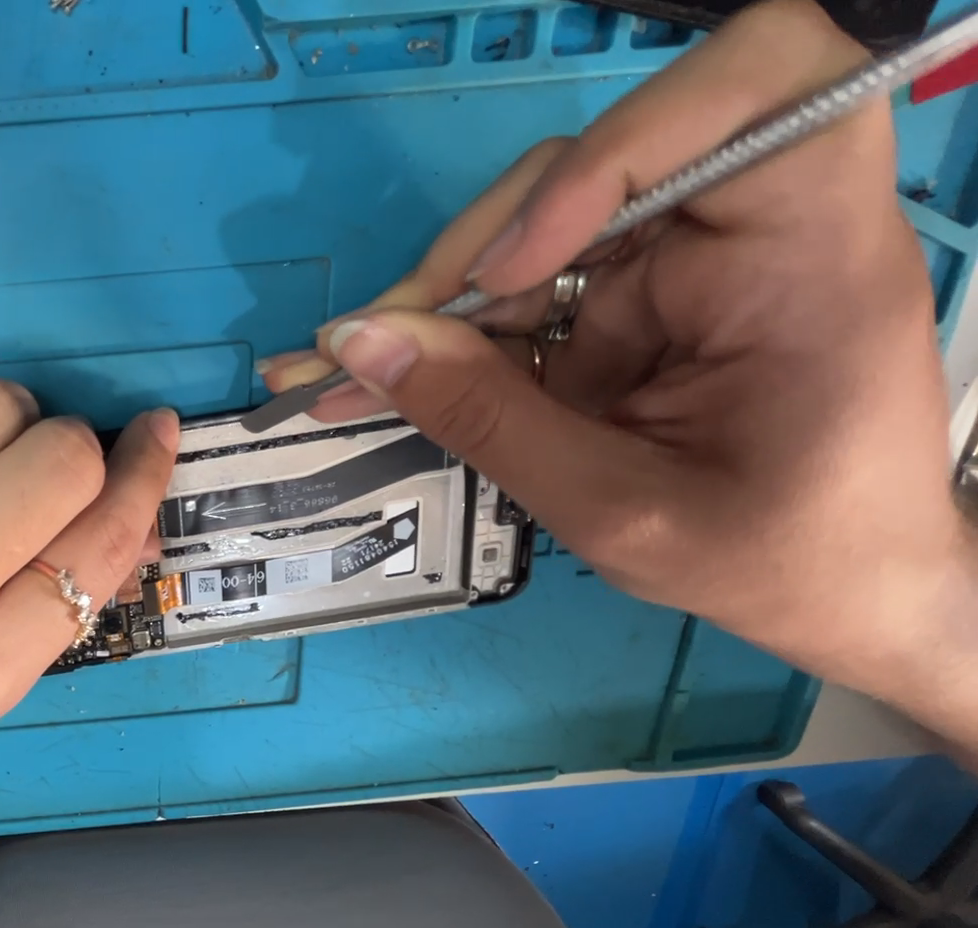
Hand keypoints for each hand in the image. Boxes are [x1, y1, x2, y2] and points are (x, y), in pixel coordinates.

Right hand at [259, 0, 977, 735]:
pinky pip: (507, 298)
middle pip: (581, 174)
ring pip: (521, 234)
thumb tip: (357, 342)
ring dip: (425, 309)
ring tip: (340, 378)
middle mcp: (738, 237)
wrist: (831, 595)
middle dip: (464, 261)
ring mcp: (668, 272)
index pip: (750, 90)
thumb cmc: (767, 560)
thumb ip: (484, 417)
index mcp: (802, 261)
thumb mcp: (610, 506)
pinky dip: (433, 341)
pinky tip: (362, 379)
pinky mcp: (616, 310)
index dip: (616, 150)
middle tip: (373, 350)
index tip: (518, 269)